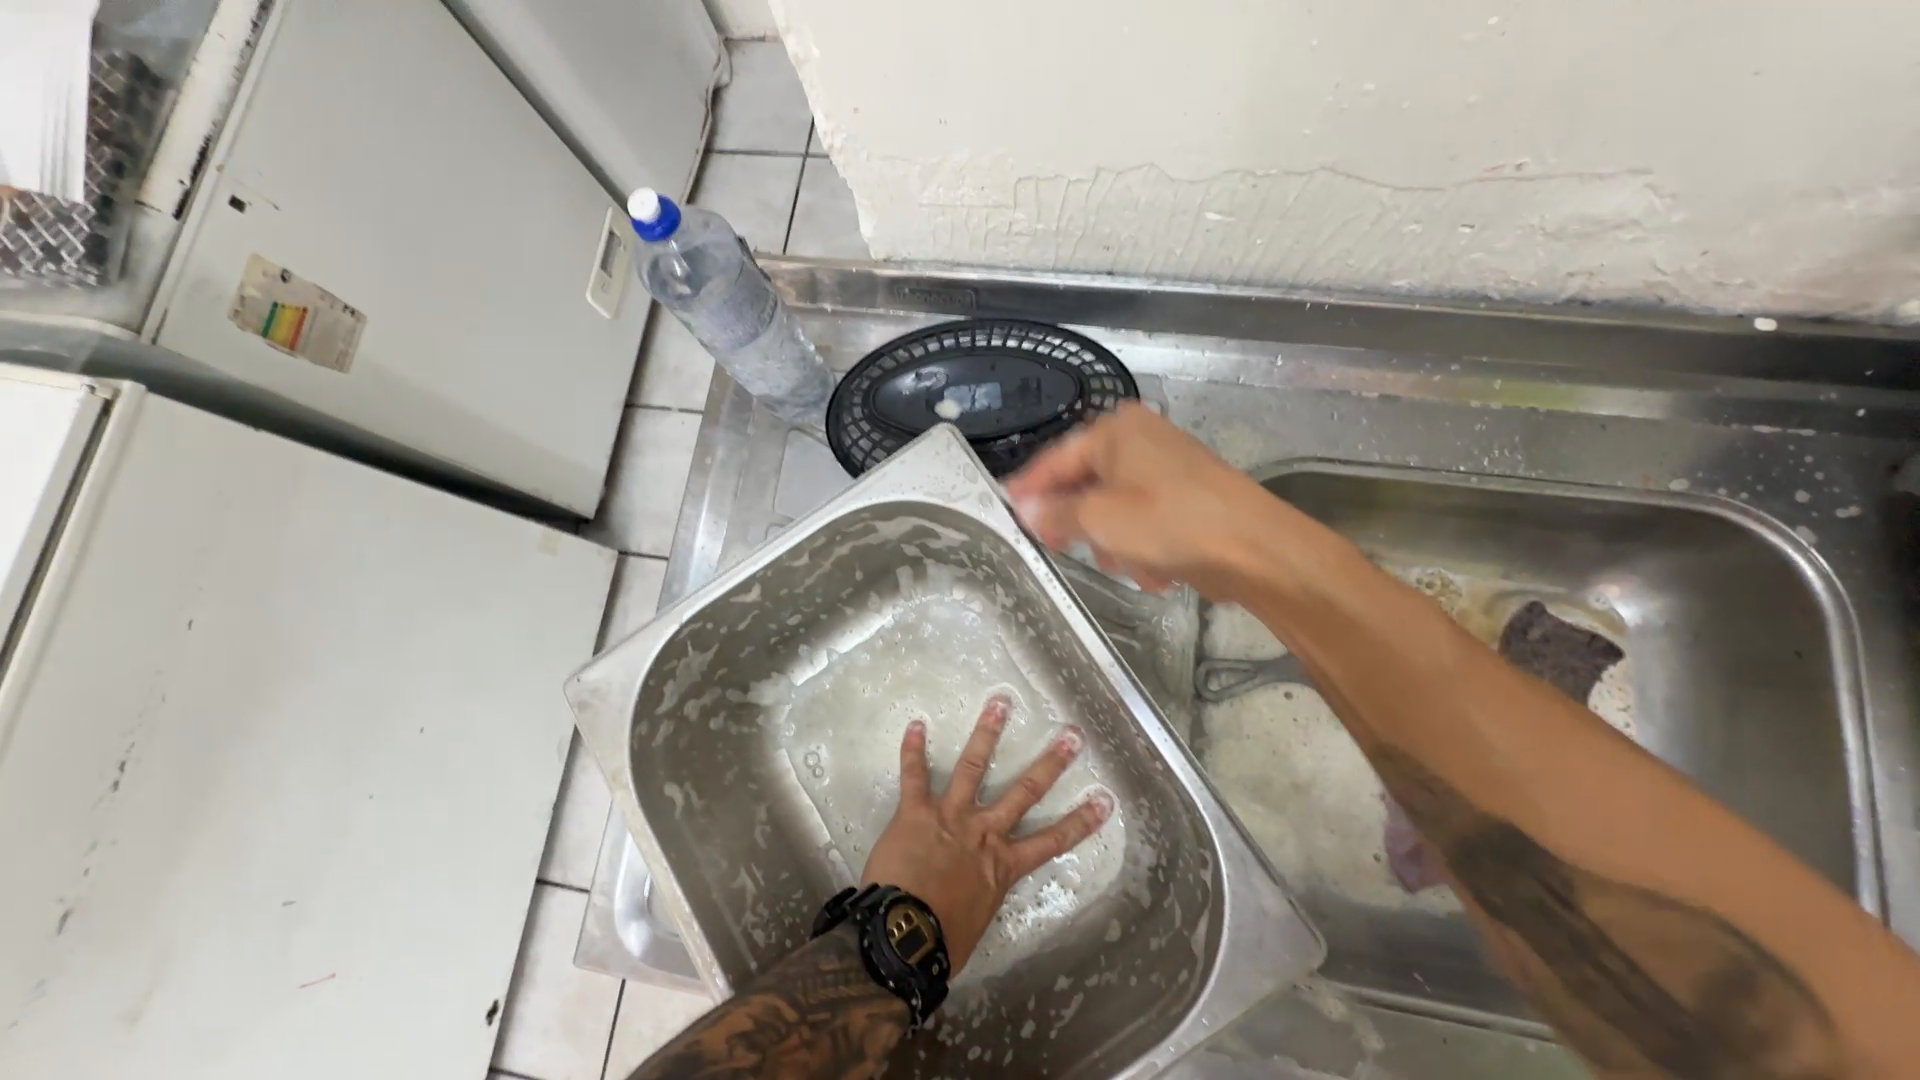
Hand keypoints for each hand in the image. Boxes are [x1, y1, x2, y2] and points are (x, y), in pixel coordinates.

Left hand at [861, 695, 1112, 973]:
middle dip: (1050, 763)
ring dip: (987, 733)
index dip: (1081, 821)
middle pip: (1025, 792)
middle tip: (1072, 735)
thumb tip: (971, 899)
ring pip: (973, 767)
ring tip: (1000, 702)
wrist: (904, 936)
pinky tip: (915, 724)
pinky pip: (914, 776)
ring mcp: (951, 816)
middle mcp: (984, 833)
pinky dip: (912, 750)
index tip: (1105, 800)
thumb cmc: (941, 942)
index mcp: (1003, 866)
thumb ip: (978, 900)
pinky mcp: (916, 812)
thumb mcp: (974, 923)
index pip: (1052, 841)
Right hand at [1004, 403, 1291, 598]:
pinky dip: (1145, 547)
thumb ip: (1055, 514)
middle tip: (1067, 550)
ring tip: (1132, 566)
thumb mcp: (1100, 521)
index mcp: (1116, 431)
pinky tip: (1159, 571)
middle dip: (1082, 525)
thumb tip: (1024, 509)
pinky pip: (1146, 521)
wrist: (1254, 548)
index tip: (1006, 511)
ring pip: (1115, 509)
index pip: (1055, 459)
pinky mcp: (1187, 497)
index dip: (1029, 489)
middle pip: (1086, 485)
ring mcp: (1167, 467)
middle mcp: (1140, 440)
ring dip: (1116, 544)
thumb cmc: (1170, 523)